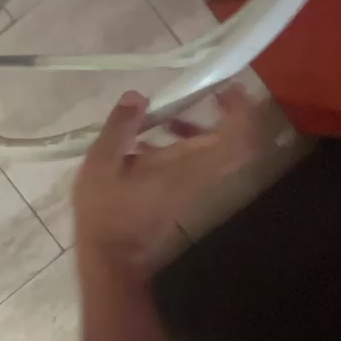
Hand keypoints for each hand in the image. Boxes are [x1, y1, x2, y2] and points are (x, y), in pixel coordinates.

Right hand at [73, 86, 256, 274]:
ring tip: (168, 116)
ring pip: (219, 152)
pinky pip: (201, 164)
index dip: (239, 107)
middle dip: (228, 113)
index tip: (223, 87)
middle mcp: (201, 174)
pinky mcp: (184, 195)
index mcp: (186, 164)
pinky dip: (187, 146)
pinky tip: (149, 145)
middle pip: (237, 142)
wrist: (113, 253)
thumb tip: (137, 94)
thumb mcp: (102, 163)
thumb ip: (120, 127)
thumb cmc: (105, 208)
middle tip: (205, 94)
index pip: (236, 134)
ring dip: (203, 129)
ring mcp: (195, 187)